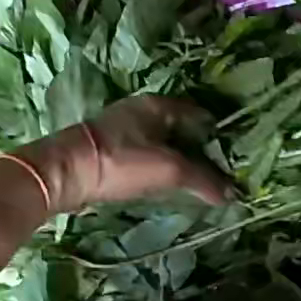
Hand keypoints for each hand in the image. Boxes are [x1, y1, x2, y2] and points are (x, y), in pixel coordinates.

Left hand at [23, 96, 229, 212]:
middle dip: (203, 146)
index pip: (200, 113)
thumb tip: (233, 194)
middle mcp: (142, 111)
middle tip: (224, 168)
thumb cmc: (122, 162)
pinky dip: (166, 165)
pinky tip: (174, 181)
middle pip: (183, 128)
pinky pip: (151, 154)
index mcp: (158, 106)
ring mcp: (125, 129)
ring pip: (166, 141)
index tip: (235, 151)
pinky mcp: (114, 150)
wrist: (65, 175)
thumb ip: (205, 180)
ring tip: (204, 178)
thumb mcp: (170, 170)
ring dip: (184, 157)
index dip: (219, 131)